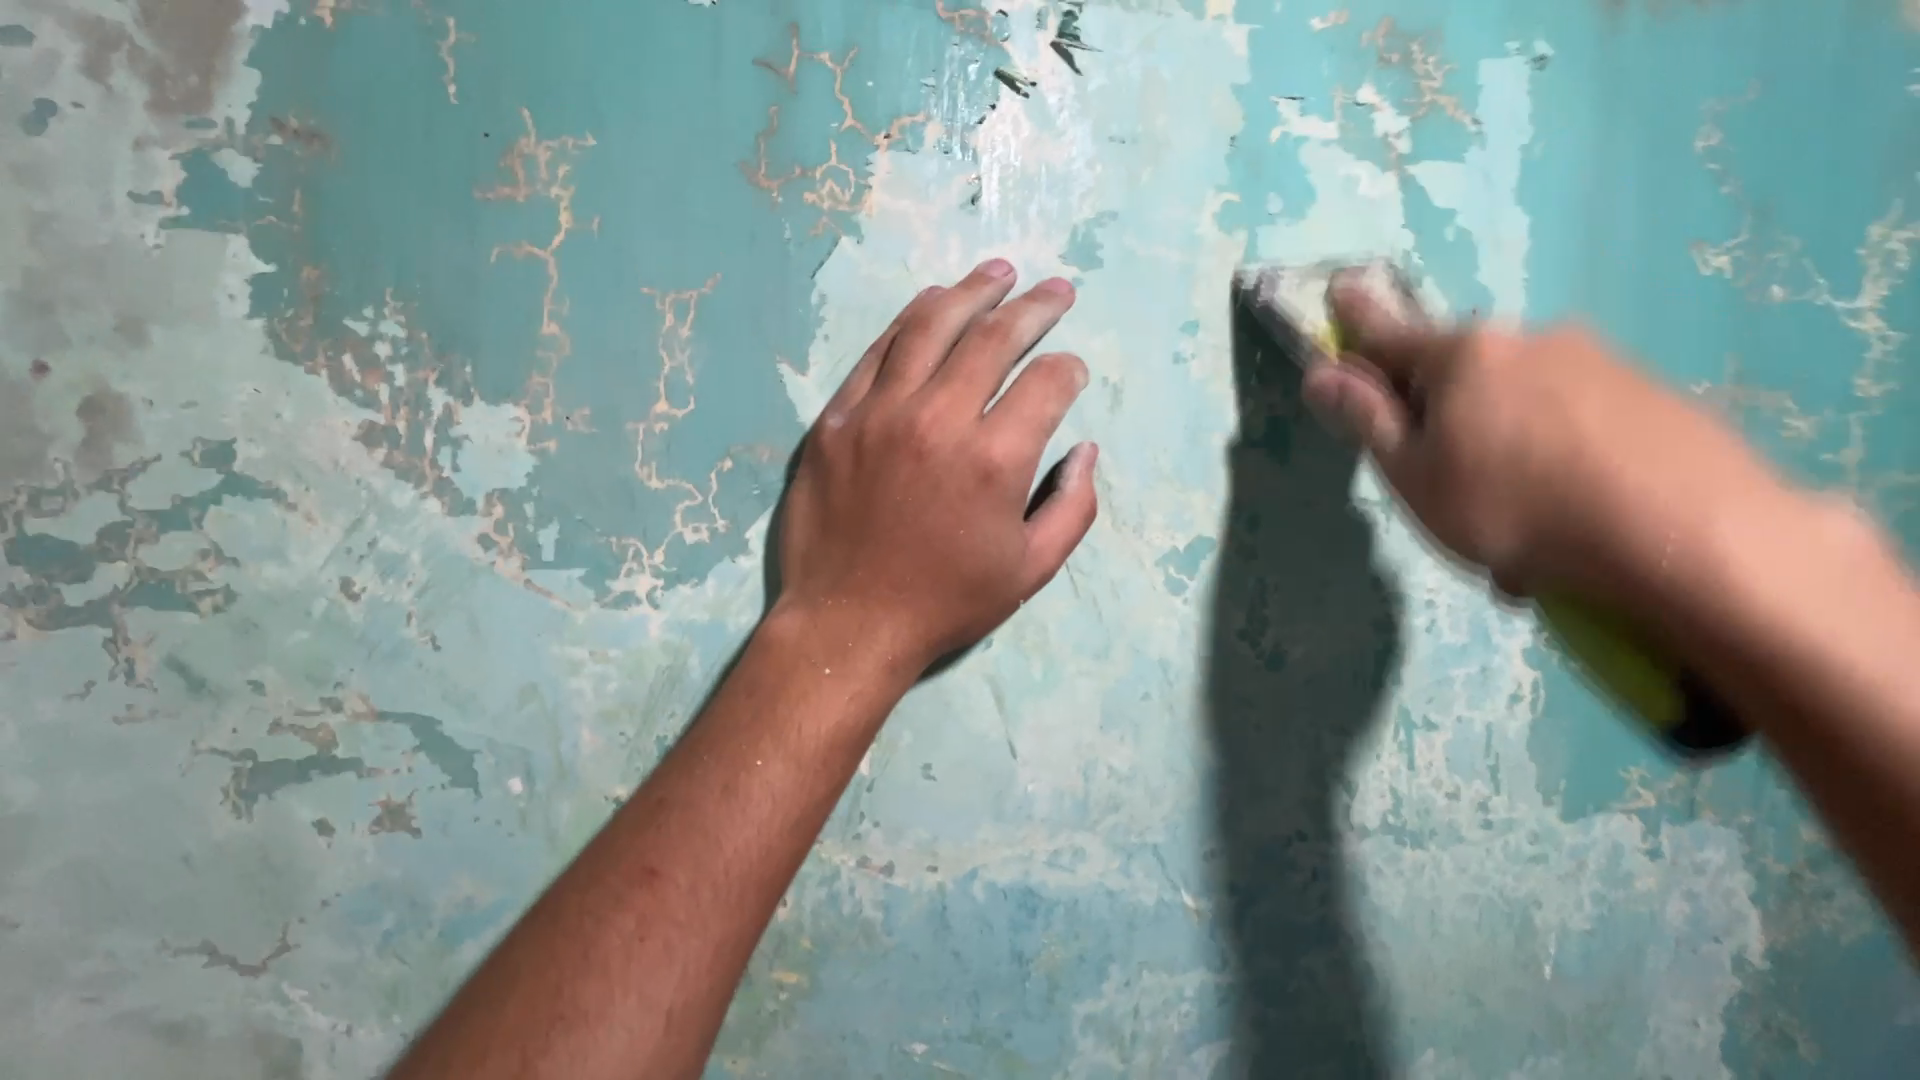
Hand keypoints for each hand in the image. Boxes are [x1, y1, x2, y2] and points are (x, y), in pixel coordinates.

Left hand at [772, 259, 1098, 670]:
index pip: (1046, 383)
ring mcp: (879, 414)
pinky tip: (929, 305)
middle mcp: (938, 420)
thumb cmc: (945, 602)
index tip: (1072, 369)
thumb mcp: (1030, 570)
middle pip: (994, 338)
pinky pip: (876, 354)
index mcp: (994, 460)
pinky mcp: (837, 420)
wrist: (848, 622)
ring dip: (969, 293)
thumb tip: (1085, 450)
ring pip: (929, 328)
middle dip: (1034, 308)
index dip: (1068, 368)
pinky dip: (907, 323)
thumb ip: (1073, 508)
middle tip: (1055, 290)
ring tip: (997, 272)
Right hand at [1302, 268, 1793, 598]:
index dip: (1356, 320)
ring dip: (1504, 452)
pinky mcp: (1653, 396)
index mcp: (1464, 354)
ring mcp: (1600, 363)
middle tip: (1446, 489)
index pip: (1389, 334)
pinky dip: (1559, 463)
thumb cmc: (1514, 507)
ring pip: (1521, 406)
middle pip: (1462, 375)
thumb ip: (1367, 421)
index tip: (1340, 289)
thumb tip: (1322, 373)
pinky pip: (1576, 426)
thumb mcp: (1415, 475)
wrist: (1688, 535)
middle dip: (1444, 420)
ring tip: (1518, 530)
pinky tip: (1571, 519)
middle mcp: (1530, 341)